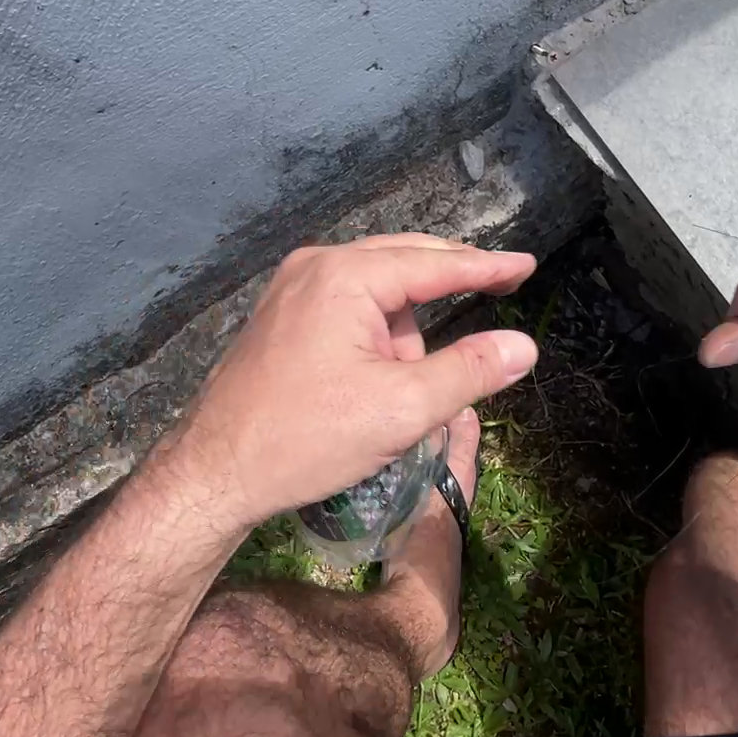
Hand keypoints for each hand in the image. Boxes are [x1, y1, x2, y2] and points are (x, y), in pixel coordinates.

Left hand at [159, 234, 538, 527]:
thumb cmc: (305, 439)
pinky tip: (373, 377)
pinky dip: (378, 333)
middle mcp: (316, 266)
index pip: (435, 263)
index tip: (527, 265)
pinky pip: (350, 305)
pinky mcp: (283, 313)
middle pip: (406, 261)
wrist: (210, 474)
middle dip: (451, 283)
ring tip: (399, 388)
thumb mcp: (401, 409)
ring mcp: (294, 287)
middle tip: (500, 290)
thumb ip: (469, 371)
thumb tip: (524, 346)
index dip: (488, 265)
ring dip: (407, 328)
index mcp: (345, 276)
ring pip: (378, 290)